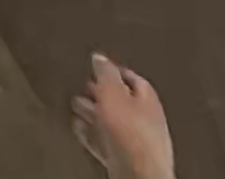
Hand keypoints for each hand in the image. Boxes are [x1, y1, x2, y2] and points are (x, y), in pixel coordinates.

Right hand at [72, 53, 175, 178]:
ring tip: (75, 104)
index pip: (134, 80)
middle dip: (100, 92)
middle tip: (83, 85)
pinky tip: (79, 126)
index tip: (98, 65)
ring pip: (111, 121)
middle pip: (121, 101)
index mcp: (148, 102)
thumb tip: (99, 57)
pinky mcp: (124, 158)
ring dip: (92, 112)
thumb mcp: (112, 91)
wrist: (135, 173)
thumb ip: (105, 72)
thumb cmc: (129, 130)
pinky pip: (104, 140)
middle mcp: (146, 122)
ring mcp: (136, 142)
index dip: (115, 71)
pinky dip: (90, 132)